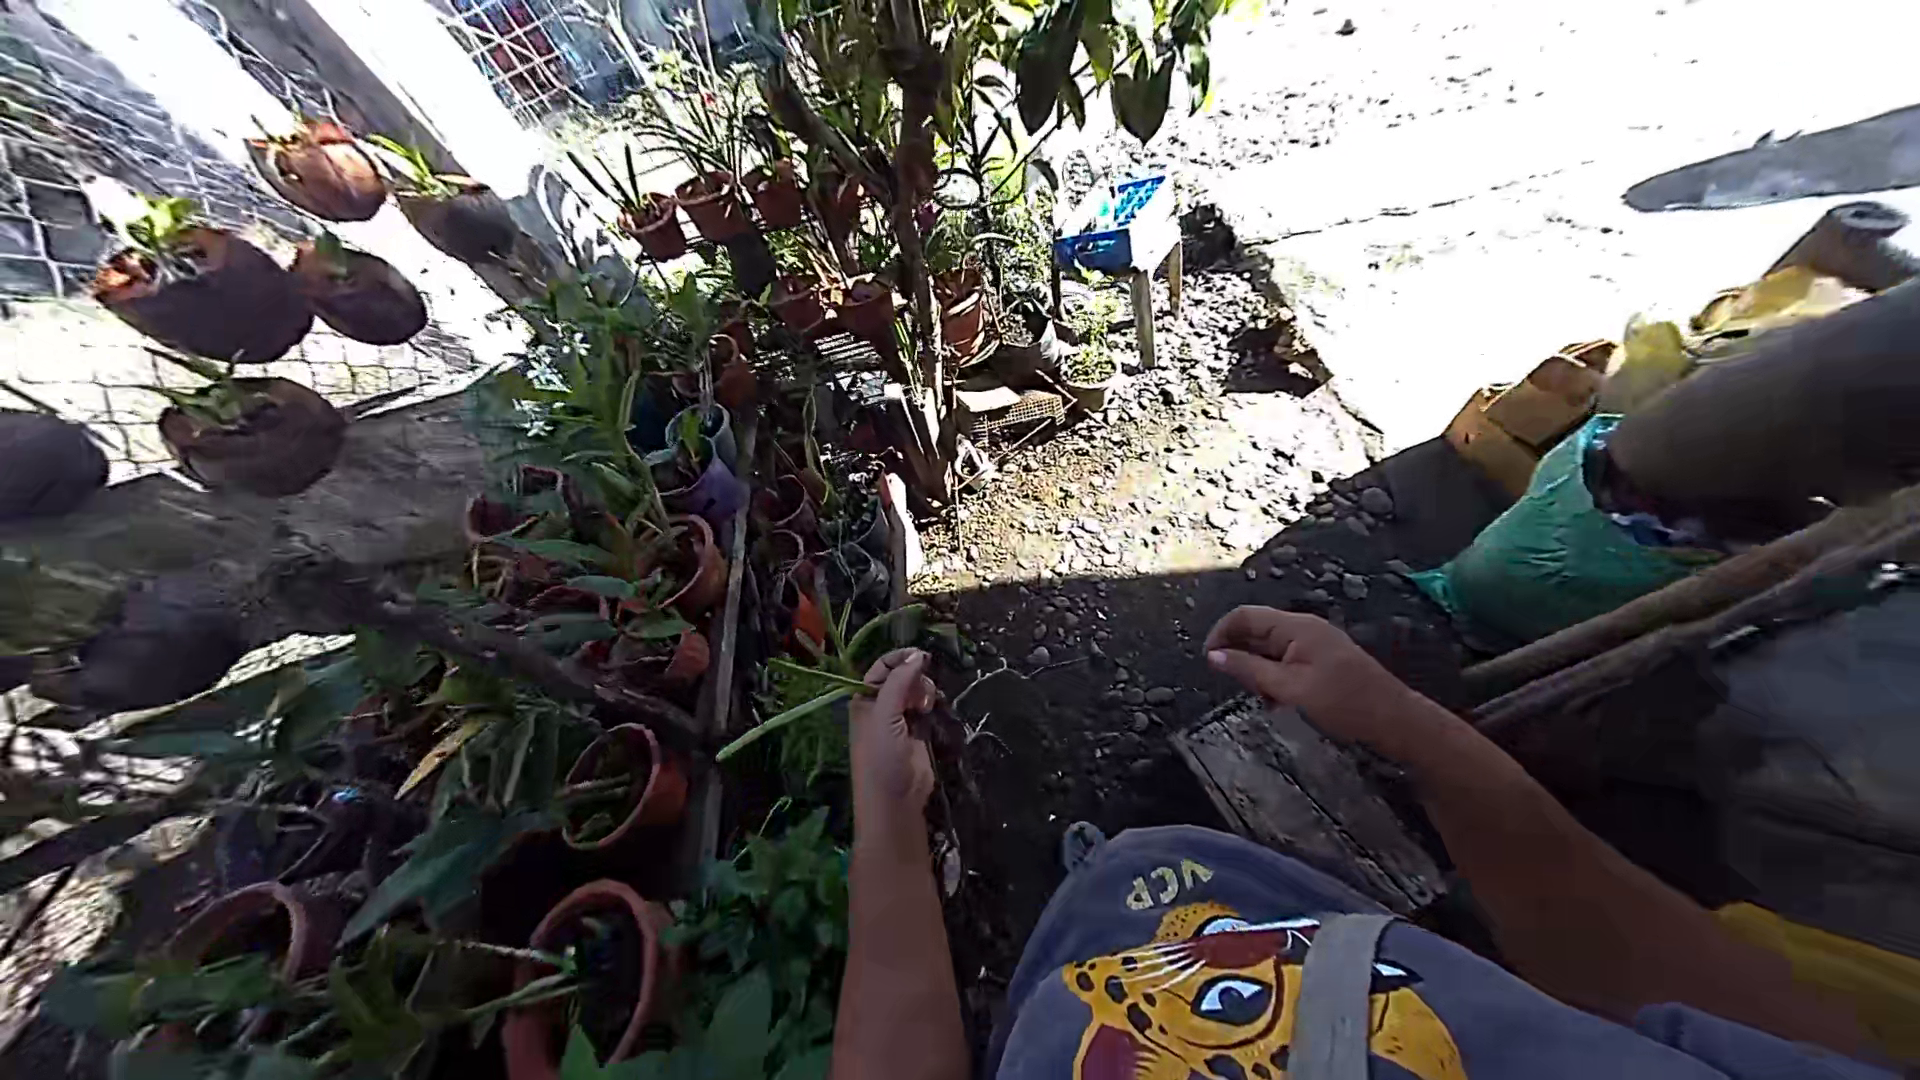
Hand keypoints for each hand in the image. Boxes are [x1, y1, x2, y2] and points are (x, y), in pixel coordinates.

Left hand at [850, 648, 940, 814]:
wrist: (895, 801)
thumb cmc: (882, 757)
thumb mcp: (885, 715)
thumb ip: (899, 682)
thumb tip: (918, 655)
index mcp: (865, 698)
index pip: (883, 666)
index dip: (902, 659)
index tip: (923, 657)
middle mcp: (881, 705)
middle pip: (902, 676)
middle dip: (916, 677)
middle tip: (922, 695)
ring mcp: (899, 718)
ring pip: (916, 690)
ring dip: (924, 691)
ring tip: (926, 707)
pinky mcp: (916, 731)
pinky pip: (925, 706)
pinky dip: (930, 704)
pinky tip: (931, 711)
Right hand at [1204, 606, 1451, 761]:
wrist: (1398, 722)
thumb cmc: (1343, 703)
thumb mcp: (1288, 688)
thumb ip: (1248, 669)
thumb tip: (1213, 656)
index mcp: (1296, 626)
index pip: (1243, 616)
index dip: (1220, 634)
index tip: (1209, 661)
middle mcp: (1303, 627)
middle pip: (1255, 630)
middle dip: (1239, 655)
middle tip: (1238, 686)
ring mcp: (1314, 642)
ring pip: (1268, 647)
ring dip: (1256, 670)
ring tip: (1262, 698)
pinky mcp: (1321, 658)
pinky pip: (1284, 659)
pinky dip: (1273, 675)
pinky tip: (1277, 699)